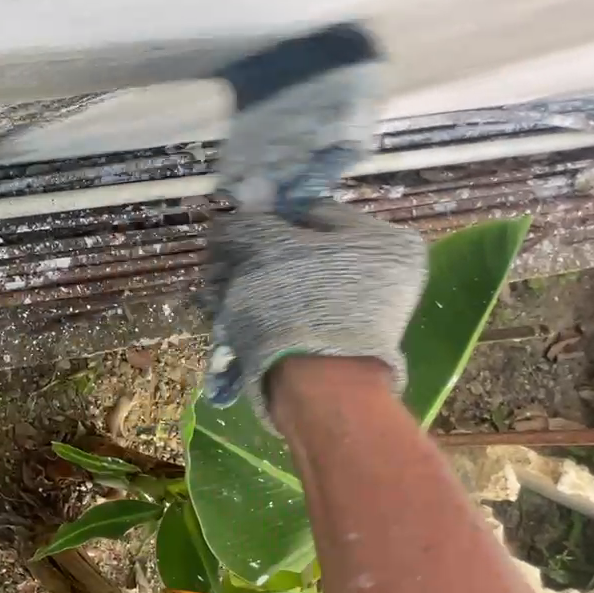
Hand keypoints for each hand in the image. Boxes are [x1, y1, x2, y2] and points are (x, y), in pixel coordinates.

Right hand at [204, 201, 426, 425]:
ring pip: (288, 279)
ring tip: (212, 292)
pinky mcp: (332, 333)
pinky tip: (226, 310)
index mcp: (381, 240)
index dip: (263, 217)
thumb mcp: (268, 249)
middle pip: (298, 248)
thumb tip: (230, 220)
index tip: (227, 232)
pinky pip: (290, 307)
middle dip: (248, 255)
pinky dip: (257, 305)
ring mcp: (359, 305)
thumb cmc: (299, 304)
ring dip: (245, 282)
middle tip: (214, 266)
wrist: (316, 381)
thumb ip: (248, 225)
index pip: (310, 211)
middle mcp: (378, 270)